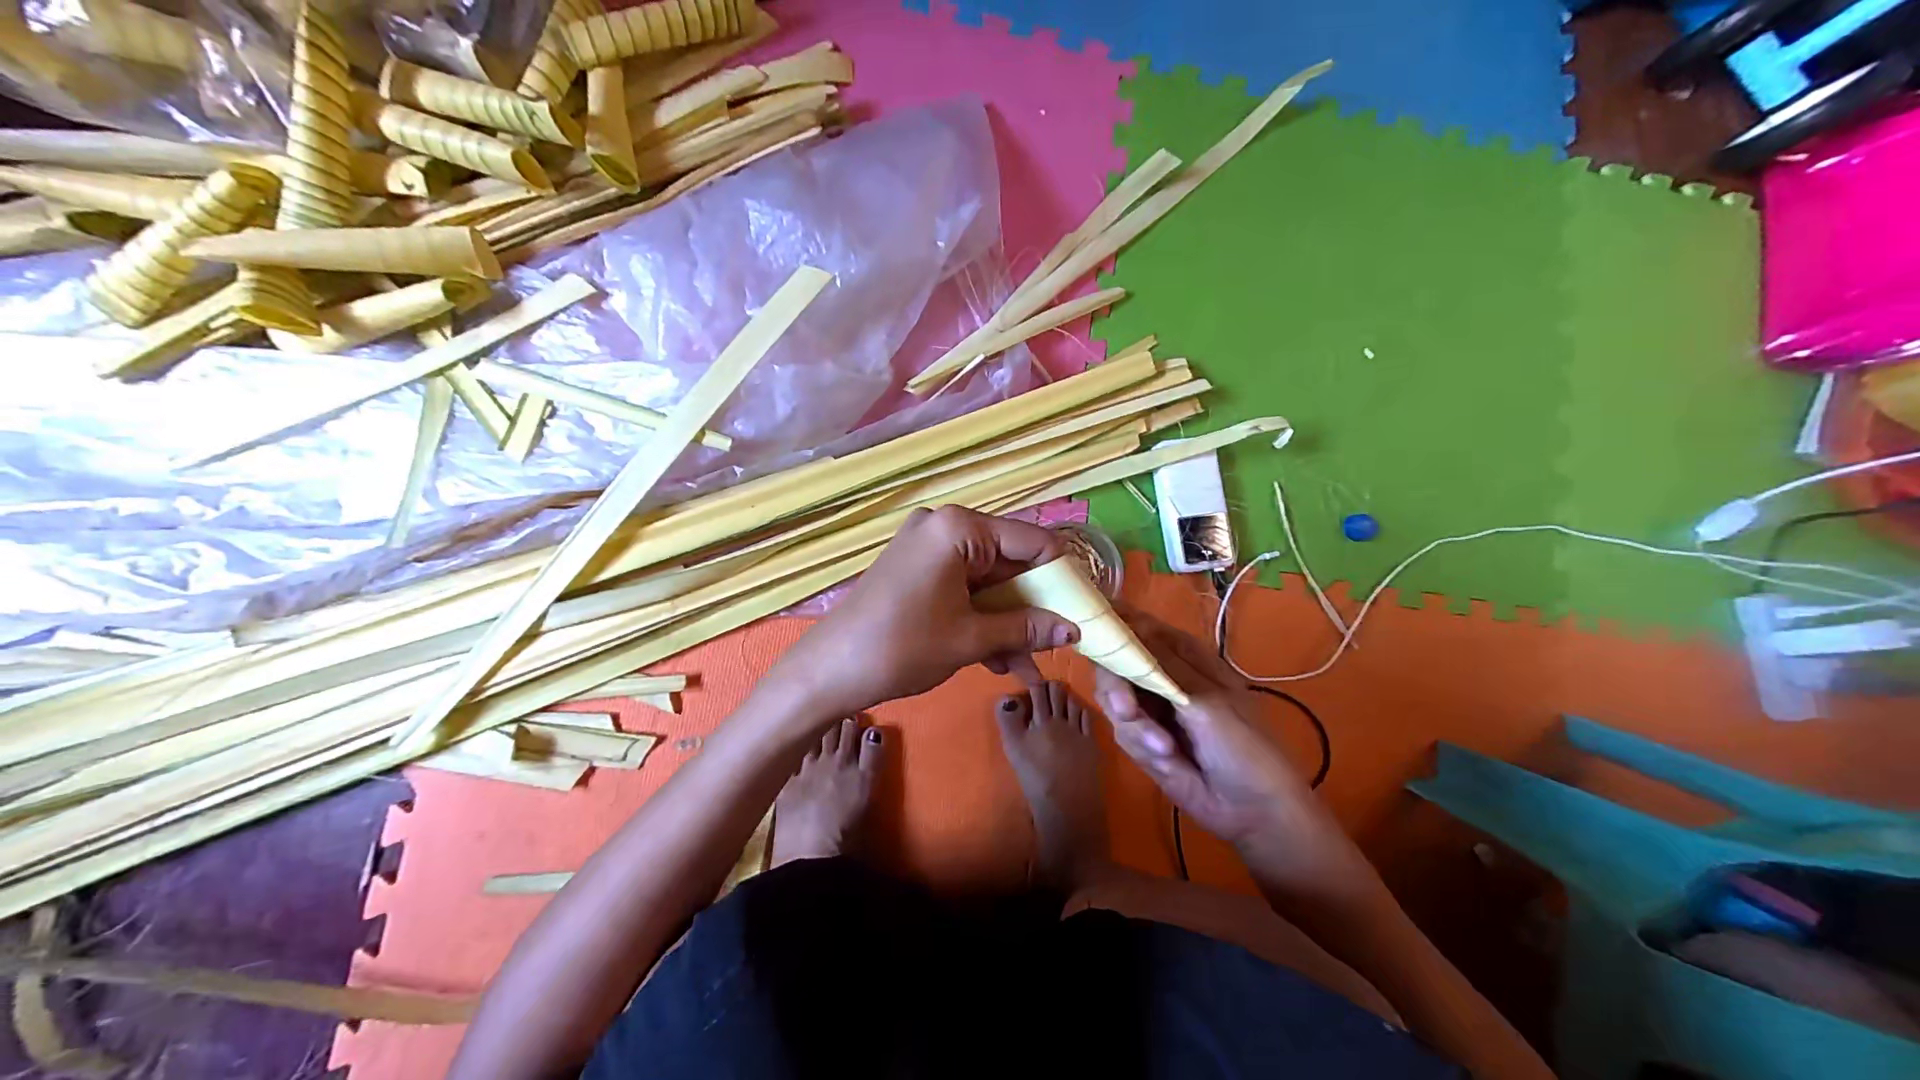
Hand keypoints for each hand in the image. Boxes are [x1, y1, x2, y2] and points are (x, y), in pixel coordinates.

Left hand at [766, 507, 1079, 721]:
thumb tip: (1074, 630)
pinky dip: (981, 621)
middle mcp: (944, 527)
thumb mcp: (971, 639)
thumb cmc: (903, 646)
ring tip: (1030, 669)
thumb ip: (1026, 628)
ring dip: (1009, 623)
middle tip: (1061, 643)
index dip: (1063, 576)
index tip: (1087, 608)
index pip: (1032, 542)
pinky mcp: (917, 571)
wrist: (829, 671)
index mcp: (959, 528)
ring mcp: (927, 549)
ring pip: (987, 583)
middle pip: (1010, 562)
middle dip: (1033, 608)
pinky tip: (1000, 662)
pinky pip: (963, 590)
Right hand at [1094, 607, 1380, 895]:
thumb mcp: (1204, 699)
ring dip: (1136, 728)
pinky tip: (1170, 761)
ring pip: (1111, 700)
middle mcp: (1159, 674)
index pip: (1135, 625)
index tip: (1087, 632)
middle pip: (1111, 663)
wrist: (1253, 811)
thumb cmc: (1244, 745)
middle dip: (1117, 689)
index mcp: (1181, 653)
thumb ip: (1160, 662)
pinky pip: (1122, 732)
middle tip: (1129, 711)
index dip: (1110, 624)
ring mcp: (1149, 708)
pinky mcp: (1141, 739)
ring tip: (1165, 750)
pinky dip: (1142, 747)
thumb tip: (1126, 617)